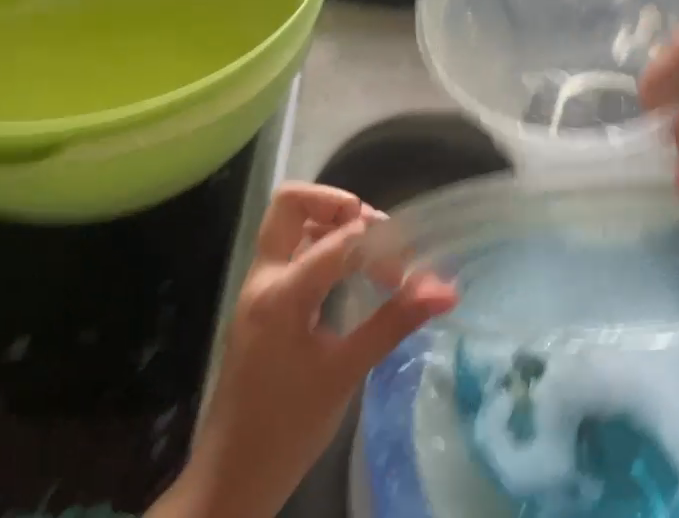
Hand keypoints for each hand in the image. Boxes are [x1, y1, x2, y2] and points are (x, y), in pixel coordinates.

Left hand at [155, 184, 456, 517]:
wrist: (233, 474)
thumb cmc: (289, 425)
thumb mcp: (346, 372)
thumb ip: (394, 323)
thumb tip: (446, 290)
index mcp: (280, 294)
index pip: (335, 242)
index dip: (378, 240)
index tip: (410, 259)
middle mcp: (263, 279)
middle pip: (289, 205)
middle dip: (336, 204)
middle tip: (376, 230)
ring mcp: (257, 290)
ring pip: (287, 226)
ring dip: (327, 221)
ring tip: (370, 249)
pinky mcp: (261, 304)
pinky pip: (288, 253)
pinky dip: (320, 246)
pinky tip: (349, 273)